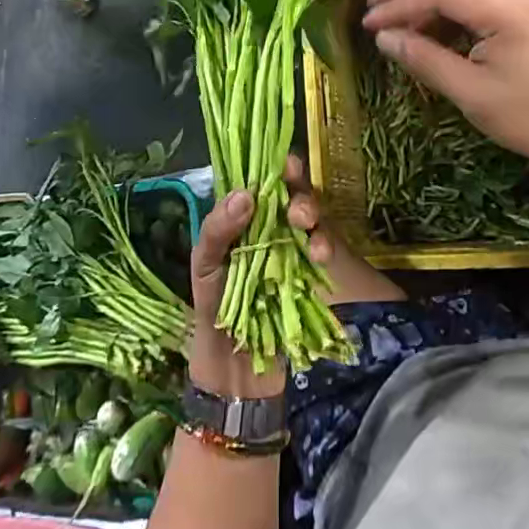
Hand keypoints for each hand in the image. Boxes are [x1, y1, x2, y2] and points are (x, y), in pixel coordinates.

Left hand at [188, 155, 330, 399]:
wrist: (232, 365)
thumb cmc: (212, 305)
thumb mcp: (205, 262)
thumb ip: (219, 227)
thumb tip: (246, 193)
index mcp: (242, 218)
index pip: (260, 181)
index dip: (273, 167)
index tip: (284, 163)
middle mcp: (269, 227)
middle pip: (291, 195)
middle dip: (299, 193)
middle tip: (295, 208)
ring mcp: (292, 250)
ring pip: (311, 219)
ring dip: (313, 217)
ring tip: (306, 229)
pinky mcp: (310, 275)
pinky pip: (322, 252)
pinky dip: (323, 247)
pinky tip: (319, 256)